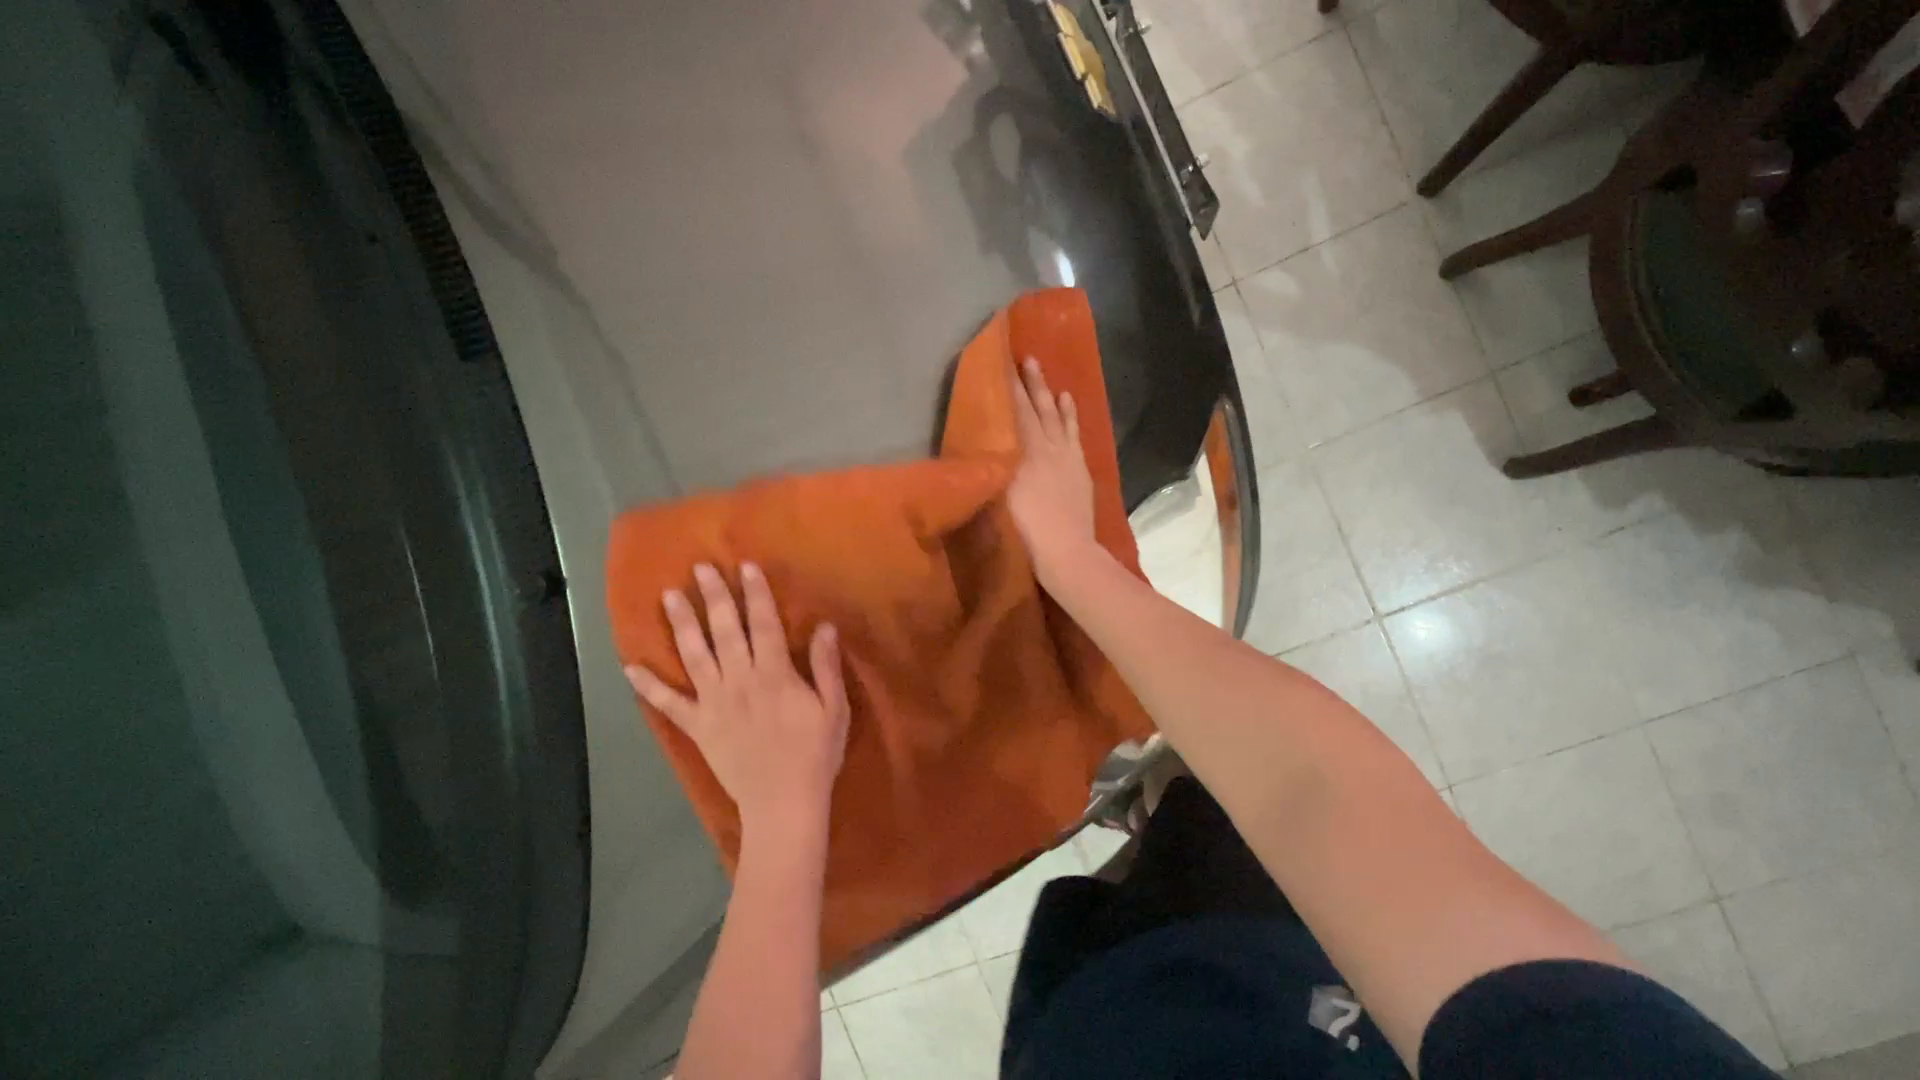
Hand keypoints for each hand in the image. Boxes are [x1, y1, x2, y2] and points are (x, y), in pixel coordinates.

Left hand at [625, 562, 850, 833]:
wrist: (783, 802)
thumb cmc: (815, 755)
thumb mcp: (834, 709)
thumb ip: (826, 667)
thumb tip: (824, 627)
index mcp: (774, 674)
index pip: (763, 624)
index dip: (756, 594)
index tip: (745, 567)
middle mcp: (739, 680)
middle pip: (724, 630)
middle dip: (713, 597)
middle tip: (700, 568)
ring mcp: (714, 703)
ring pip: (694, 655)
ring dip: (681, 624)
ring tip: (668, 596)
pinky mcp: (698, 727)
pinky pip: (669, 704)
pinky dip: (649, 686)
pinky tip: (630, 668)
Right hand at [1008, 357, 1097, 584]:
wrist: (1065, 551)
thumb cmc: (1025, 531)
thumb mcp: (999, 497)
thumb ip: (992, 467)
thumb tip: (981, 443)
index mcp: (1022, 453)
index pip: (1013, 412)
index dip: (1007, 388)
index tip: (1000, 365)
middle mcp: (1045, 447)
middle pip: (1035, 408)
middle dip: (1028, 382)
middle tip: (1024, 357)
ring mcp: (1066, 456)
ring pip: (1056, 415)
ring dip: (1048, 392)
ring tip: (1041, 370)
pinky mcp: (1079, 468)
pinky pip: (1074, 433)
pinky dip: (1070, 415)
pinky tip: (1067, 400)